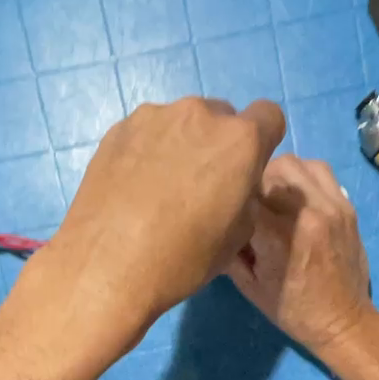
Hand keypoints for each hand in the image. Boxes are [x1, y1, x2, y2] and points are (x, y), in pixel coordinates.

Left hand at [39, 97, 285, 336]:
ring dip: (182, 146)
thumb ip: (246, 196)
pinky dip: (149, 152)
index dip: (262, 143)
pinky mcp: (119, 127)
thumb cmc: (184, 259)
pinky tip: (134, 189)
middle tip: (200, 188)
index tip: (245, 172)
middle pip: (222, 118)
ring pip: (182, 124)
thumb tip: (234, 184)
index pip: (269, 116)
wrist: (109, 264)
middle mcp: (201, 114)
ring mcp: (156, 116)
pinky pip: (148, 133)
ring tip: (160, 191)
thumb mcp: (237, 238)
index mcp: (240, 141)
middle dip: (219, 145)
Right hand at [227, 155, 374, 351]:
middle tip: (253, 205)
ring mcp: (331, 205)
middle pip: (269, 169)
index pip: (245, 193)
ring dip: (280, 174)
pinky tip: (298, 196)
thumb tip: (220, 222)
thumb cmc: (293, 311)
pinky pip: (321, 171)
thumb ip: (230, 251)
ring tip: (275, 196)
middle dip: (256, 183)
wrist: (343, 323)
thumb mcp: (251, 287)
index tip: (230, 211)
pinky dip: (304, 177)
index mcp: (277, 235)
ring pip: (297, 163)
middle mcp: (305, 211)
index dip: (234, 198)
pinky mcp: (346, 206)